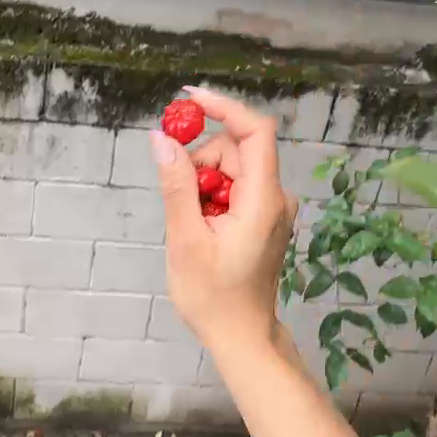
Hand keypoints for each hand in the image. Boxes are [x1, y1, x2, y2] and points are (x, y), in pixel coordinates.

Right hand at [153, 87, 298, 354]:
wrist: (241, 337)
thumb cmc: (212, 296)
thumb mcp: (186, 240)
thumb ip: (176, 185)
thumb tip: (162, 139)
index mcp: (262, 199)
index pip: (255, 132)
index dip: (224, 107)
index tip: (189, 99)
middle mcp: (275, 196)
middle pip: (236, 149)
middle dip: (201, 161)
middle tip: (180, 199)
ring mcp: (272, 207)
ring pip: (231, 168)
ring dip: (203, 182)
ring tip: (191, 224)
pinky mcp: (264, 217)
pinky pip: (235, 186)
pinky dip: (212, 196)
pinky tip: (201, 226)